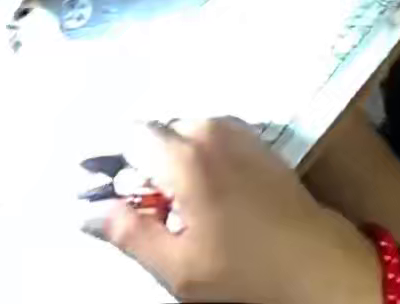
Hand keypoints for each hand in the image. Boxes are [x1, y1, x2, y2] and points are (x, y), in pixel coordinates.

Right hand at [93, 117, 380, 303]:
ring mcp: (236, 129)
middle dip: (142, 159)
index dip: (112, 160)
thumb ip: (130, 232)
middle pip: (159, 130)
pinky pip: (211, 132)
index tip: (99, 185)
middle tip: (137, 201)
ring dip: (170, 154)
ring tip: (171, 200)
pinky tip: (201, 187)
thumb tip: (87, 213)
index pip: (134, 136)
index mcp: (186, 156)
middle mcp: (210, 129)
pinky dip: (196, 150)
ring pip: (186, 129)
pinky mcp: (254, 136)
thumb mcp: (177, 265)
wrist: (312, 258)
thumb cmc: (241, 270)